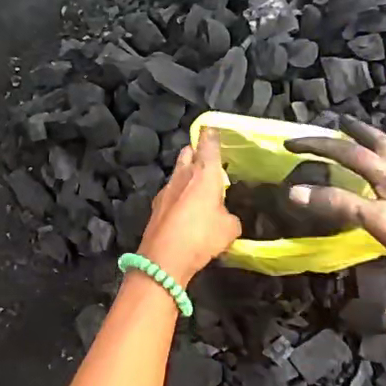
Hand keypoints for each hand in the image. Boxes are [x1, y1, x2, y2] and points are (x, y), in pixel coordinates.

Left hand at [137, 130, 242, 286]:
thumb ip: (229, 216)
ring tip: (198, 184)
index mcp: (203, 174)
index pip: (208, 146)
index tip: (211, 127)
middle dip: (195, 151)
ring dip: (186, 174)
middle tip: (206, 157)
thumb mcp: (229, 228)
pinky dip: (178, 194)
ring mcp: (165, 191)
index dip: (210, 135)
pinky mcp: (156, 206)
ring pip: (177, 173)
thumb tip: (224, 216)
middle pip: (187, 154)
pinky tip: (185, 206)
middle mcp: (181, 176)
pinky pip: (170, 193)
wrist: (163, 258)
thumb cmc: (201, 237)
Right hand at [284, 117, 385, 294]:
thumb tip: (293, 191)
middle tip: (342, 124)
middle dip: (359, 133)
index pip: (349, 152)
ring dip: (383, 149)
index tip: (290, 143)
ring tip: (372, 147)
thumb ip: (337, 203)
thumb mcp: (375, 219)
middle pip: (382, 145)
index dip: (318, 145)